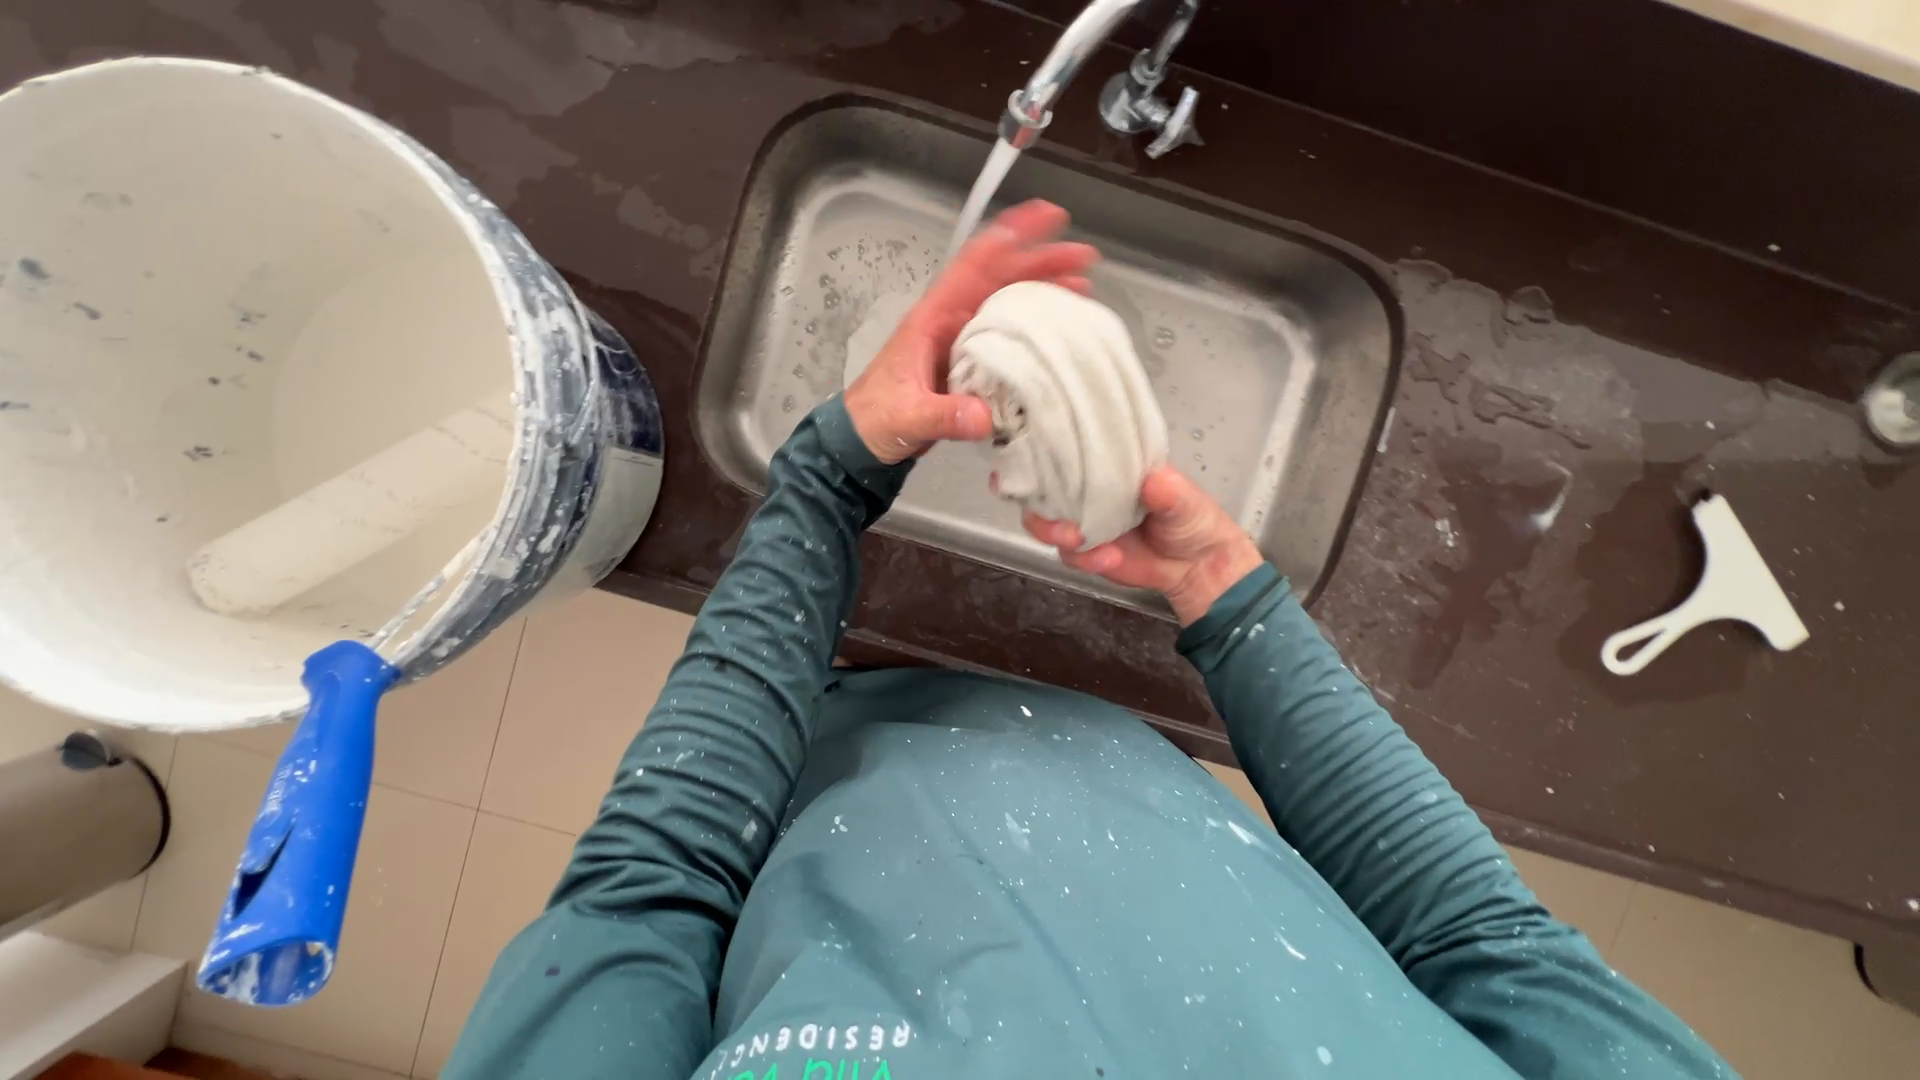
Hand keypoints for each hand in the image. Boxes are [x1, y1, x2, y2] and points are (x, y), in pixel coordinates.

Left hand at [844, 200, 1098, 463]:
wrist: (863, 440)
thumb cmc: (876, 418)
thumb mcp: (907, 415)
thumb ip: (942, 416)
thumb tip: (983, 417)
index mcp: (932, 318)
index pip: (973, 266)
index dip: (1009, 238)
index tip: (1045, 218)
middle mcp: (951, 321)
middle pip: (1000, 280)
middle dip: (1040, 263)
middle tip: (1084, 256)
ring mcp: (961, 342)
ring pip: (1008, 305)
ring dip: (1042, 293)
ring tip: (1083, 287)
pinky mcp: (970, 366)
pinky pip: (1008, 338)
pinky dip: (1034, 330)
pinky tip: (1059, 334)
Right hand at [1024, 466, 1264, 626]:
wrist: (1198, 567)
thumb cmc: (1194, 519)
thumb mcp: (1187, 500)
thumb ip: (1169, 491)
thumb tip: (1153, 480)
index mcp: (1111, 466)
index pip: (1070, 451)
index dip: (1049, 454)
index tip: (1040, 459)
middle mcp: (1090, 491)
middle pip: (1044, 489)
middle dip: (1042, 503)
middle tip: (1061, 519)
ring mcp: (1085, 522)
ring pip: (1046, 523)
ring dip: (1054, 532)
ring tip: (1078, 541)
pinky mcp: (1087, 552)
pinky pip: (1069, 554)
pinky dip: (1084, 558)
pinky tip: (1108, 559)